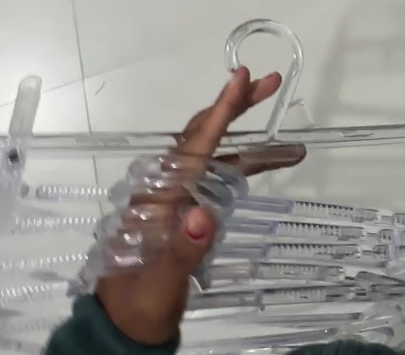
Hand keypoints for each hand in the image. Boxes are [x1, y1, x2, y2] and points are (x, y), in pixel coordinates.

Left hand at [94, 68, 306, 344]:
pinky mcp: (185, 209)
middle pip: (205, 134)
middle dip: (237, 106)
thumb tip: (205, 214)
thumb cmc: (138, 308)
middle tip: (270, 82)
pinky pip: (217, 174)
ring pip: (215, 151)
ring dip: (247, 133)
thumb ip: (182, 251)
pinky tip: (268, 161)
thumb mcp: (159, 287)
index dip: (221, 110)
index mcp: (159, 196)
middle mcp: (167, 187)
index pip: (195, 144)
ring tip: (282, 123)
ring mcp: (176, 197)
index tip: (241, 77)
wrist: (122, 335)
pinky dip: (244, 162)